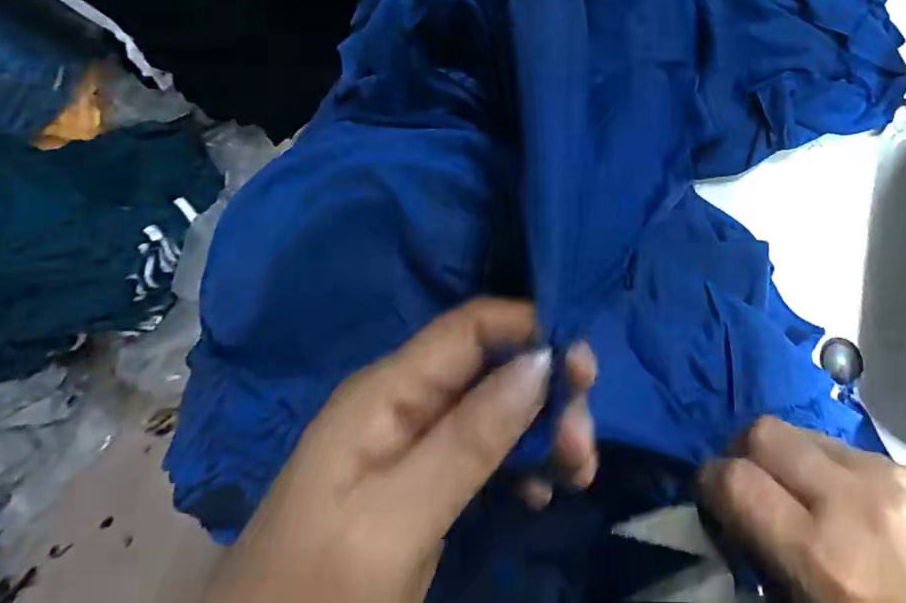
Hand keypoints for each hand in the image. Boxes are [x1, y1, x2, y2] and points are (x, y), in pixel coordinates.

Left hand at [205, 299, 599, 602]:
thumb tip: (540, 361)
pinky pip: (486, 451)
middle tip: (585, 440)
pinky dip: (524, 461)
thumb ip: (467, 439)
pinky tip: (546, 489)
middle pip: (489, 367)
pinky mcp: (424, 482)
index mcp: (386, 391)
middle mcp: (404, 402)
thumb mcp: (393, 520)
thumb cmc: (319, 585)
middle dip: (544, 389)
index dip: (528, 328)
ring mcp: (413, 443)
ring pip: (495, 408)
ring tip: (580, 469)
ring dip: (543, 428)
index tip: (584, 363)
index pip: (468, 327)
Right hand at [699, 417, 905, 602]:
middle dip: (741, 453)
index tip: (708, 498)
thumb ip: (764, 558)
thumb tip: (729, 516)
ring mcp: (890, 479)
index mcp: (824, 555)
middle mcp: (854, 501)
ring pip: (803, 433)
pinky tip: (841, 504)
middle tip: (744, 486)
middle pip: (764, 431)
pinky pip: (845, 450)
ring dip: (785, 458)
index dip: (708, 482)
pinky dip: (826, 468)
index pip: (735, 479)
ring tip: (794, 496)